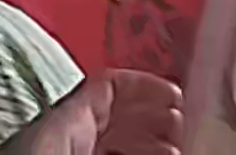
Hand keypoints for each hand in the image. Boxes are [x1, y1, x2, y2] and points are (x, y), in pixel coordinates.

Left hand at [20, 70, 181, 154]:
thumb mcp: (78, 151)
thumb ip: (125, 152)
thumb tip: (173, 154)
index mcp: (63, 122)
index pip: (107, 86)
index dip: (144, 87)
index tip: (179, 99)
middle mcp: (57, 131)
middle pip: (107, 112)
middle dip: (147, 118)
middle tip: (183, 132)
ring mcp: (51, 150)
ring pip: (99, 139)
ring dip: (136, 144)